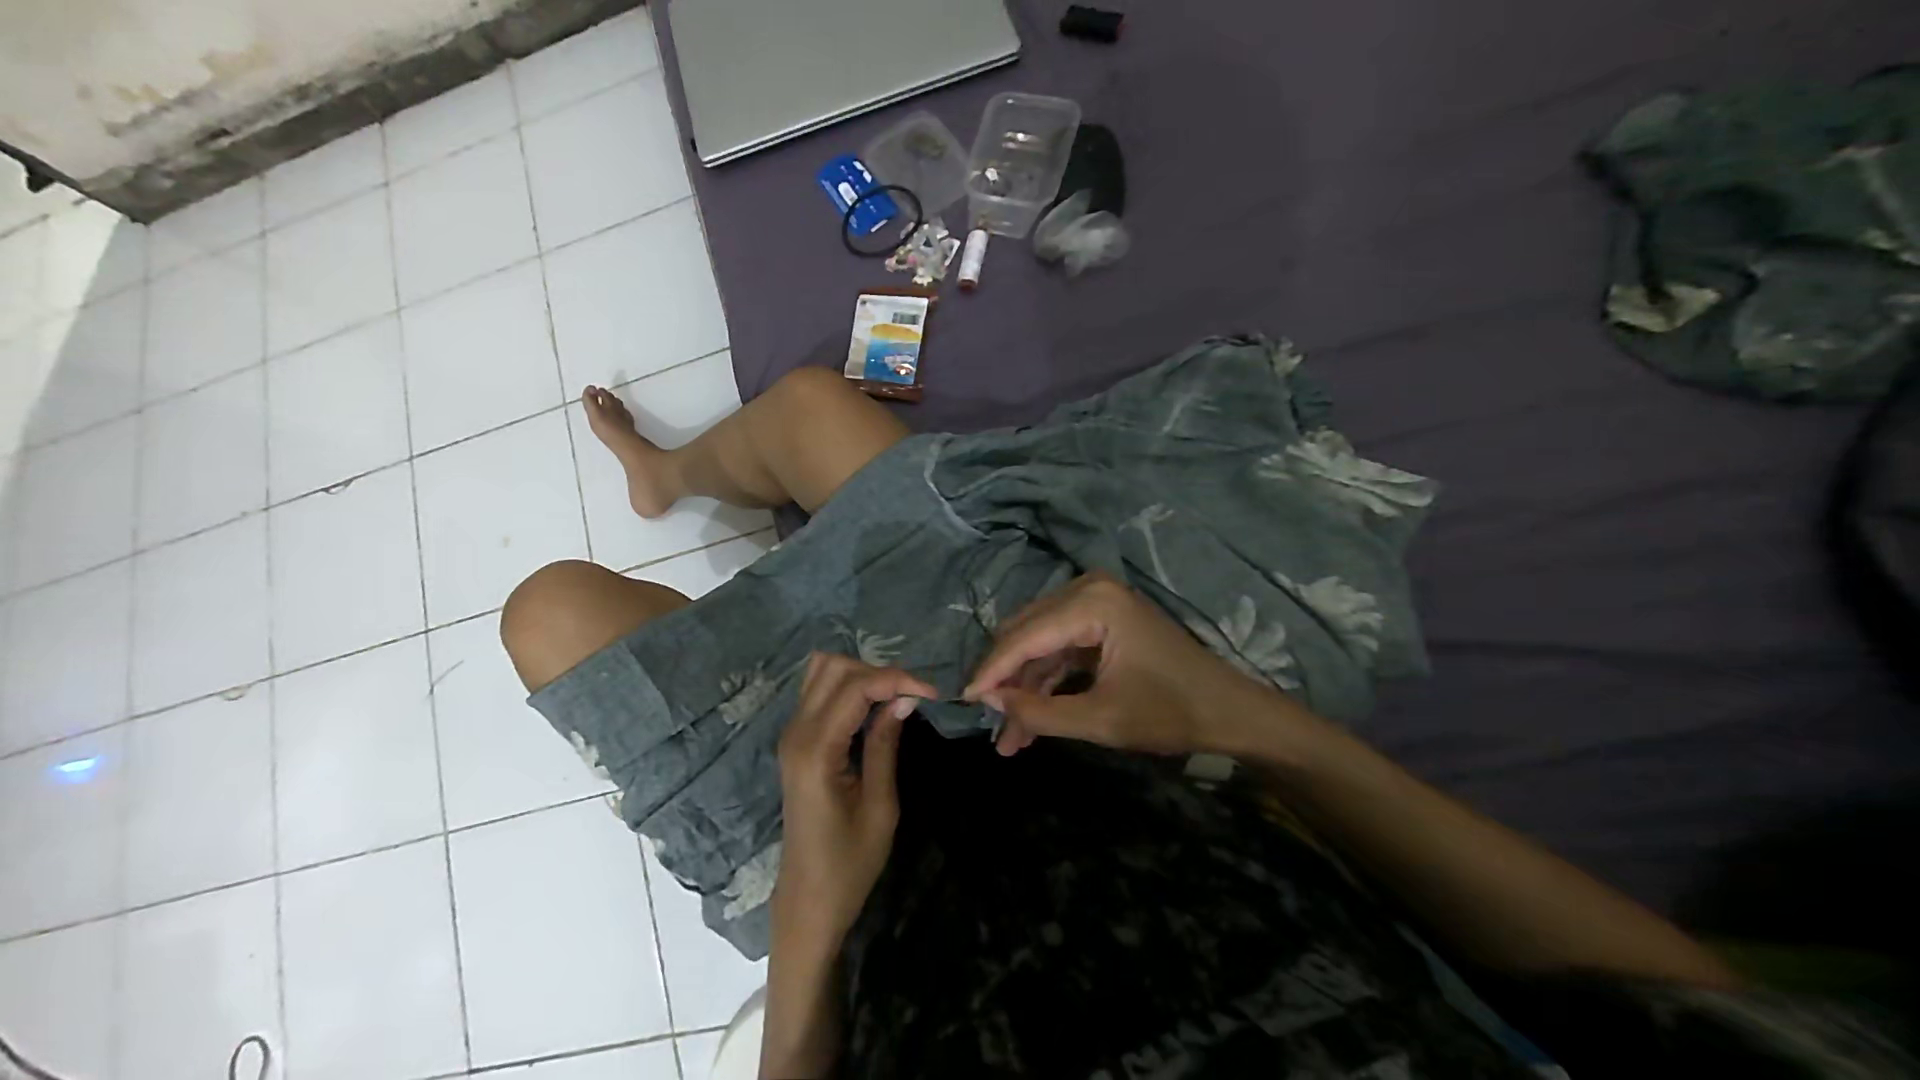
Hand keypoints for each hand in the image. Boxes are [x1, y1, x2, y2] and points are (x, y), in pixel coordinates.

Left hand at [773, 652, 935, 944]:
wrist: (808, 899)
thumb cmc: (849, 863)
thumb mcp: (880, 806)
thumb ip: (885, 744)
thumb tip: (904, 698)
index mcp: (816, 751)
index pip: (855, 687)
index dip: (896, 679)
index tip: (932, 692)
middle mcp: (796, 733)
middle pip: (833, 667)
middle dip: (878, 672)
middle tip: (913, 696)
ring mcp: (791, 735)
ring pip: (821, 672)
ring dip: (861, 675)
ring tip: (895, 698)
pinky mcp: (795, 741)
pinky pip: (817, 692)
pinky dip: (848, 687)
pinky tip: (873, 707)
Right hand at [964, 572, 1286, 757]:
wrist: (1230, 712)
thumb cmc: (1172, 713)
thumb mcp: (1101, 720)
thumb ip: (1040, 712)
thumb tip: (989, 701)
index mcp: (1093, 603)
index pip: (1025, 637)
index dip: (991, 671)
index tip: (962, 700)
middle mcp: (1088, 590)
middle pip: (1027, 634)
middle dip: (1006, 681)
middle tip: (986, 721)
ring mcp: (1096, 603)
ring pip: (1040, 645)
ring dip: (1024, 688)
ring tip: (1008, 739)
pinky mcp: (1101, 621)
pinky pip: (1059, 649)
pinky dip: (1045, 683)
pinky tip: (1029, 721)